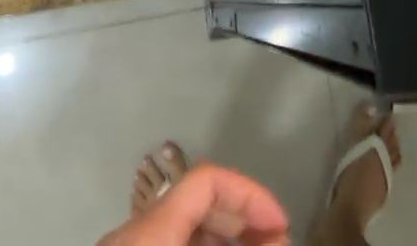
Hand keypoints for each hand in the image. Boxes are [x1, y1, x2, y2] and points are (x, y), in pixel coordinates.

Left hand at [97, 164, 291, 245]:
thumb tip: (281, 240)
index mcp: (151, 225)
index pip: (208, 178)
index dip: (251, 193)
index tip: (282, 224)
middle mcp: (134, 230)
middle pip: (200, 203)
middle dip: (245, 220)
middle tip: (279, 242)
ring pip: (187, 228)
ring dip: (228, 237)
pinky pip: (174, 245)